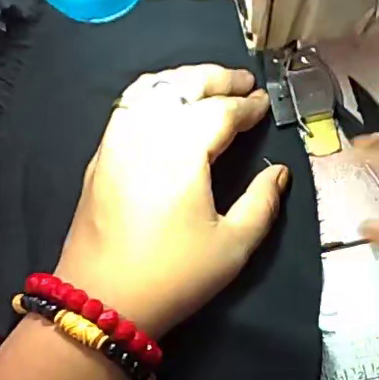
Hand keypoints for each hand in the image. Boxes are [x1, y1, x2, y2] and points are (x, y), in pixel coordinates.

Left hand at [55, 65, 289, 333]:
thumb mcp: (234, 246)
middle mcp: (145, 134)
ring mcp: (116, 142)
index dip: (247, 106)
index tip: (265, 104)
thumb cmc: (174, 276)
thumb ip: (262, 203)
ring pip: (150, 89)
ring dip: (182, 80)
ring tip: (209, 86)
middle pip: (181, 86)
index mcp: (181, 151)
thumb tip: (278, 174)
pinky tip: (168, 106)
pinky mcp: (100, 157)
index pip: (219, 112)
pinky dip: (155, 94)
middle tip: (243, 82)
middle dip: (215, 78)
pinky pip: (129, 106)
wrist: (103, 301)